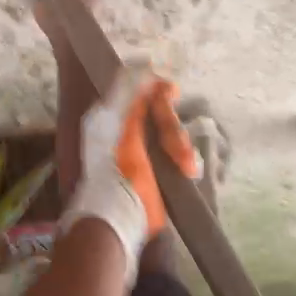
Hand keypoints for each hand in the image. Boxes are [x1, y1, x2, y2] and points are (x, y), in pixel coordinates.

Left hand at [57, 60, 200, 282]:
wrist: (117, 223)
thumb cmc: (120, 176)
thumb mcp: (127, 134)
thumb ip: (136, 102)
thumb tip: (145, 72)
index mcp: (108, 116)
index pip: (135, 87)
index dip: (155, 86)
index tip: (173, 91)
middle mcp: (120, 127)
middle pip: (155, 110)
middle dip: (171, 127)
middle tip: (179, 148)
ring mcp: (136, 148)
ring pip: (167, 131)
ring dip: (179, 146)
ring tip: (186, 166)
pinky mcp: (149, 167)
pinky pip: (171, 150)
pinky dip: (181, 158)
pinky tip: (186, 169)